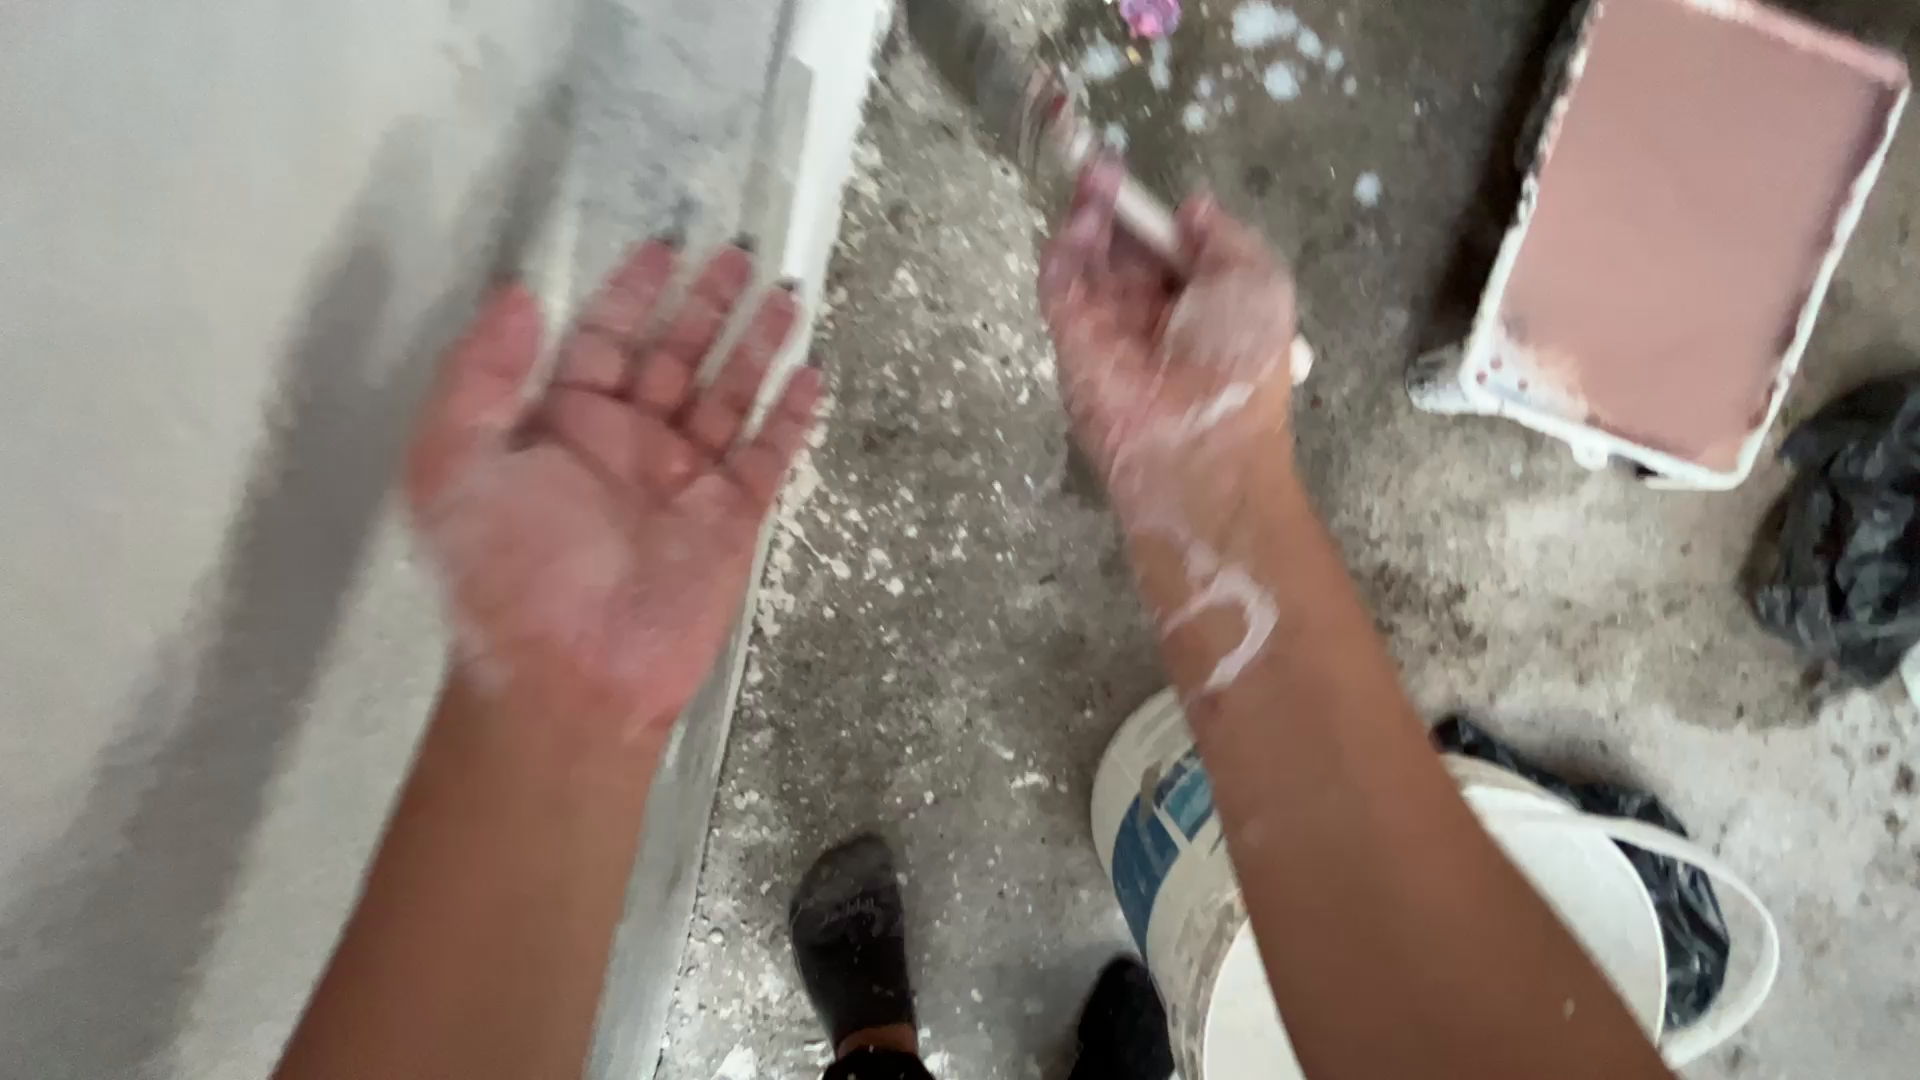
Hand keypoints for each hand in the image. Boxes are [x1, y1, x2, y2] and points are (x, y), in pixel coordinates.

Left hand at [406, 240, 820, 744]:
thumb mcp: (454, 468)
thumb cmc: (511, 576)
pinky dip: (791, 419)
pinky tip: (811, 378)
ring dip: (759, 348)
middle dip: (710, 305)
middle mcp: (631, 442)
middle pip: (679, 356)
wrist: (574, 676)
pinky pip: (767, 455)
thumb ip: (481, 376)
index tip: (665, 246)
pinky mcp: (734, 517)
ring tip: (789, 299)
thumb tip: (522, 294)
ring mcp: (688, 479)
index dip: (634, 291)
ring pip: (731, 396)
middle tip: (743, 256)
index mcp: (564, 425)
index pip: (605, 338)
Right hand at [1037, 157, 1297, 523]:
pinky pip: (1060, 288)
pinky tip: (1078, 220)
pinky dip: (1062, 251)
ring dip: (1086, 218)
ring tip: (1093, 175)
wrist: (1197, 442)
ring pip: (1086, 263)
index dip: (1149, 213)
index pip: (1163, 248)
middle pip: (1119, 251)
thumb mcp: (1259, 281)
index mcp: (1198, 303)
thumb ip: (1224, 238)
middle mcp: (1148, 315)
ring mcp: (1105, 330)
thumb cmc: (1240, 361)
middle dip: (1111, 206)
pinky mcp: (1070, 344)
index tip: (1137, 175)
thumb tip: (1192, 206)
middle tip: (1102, 163)